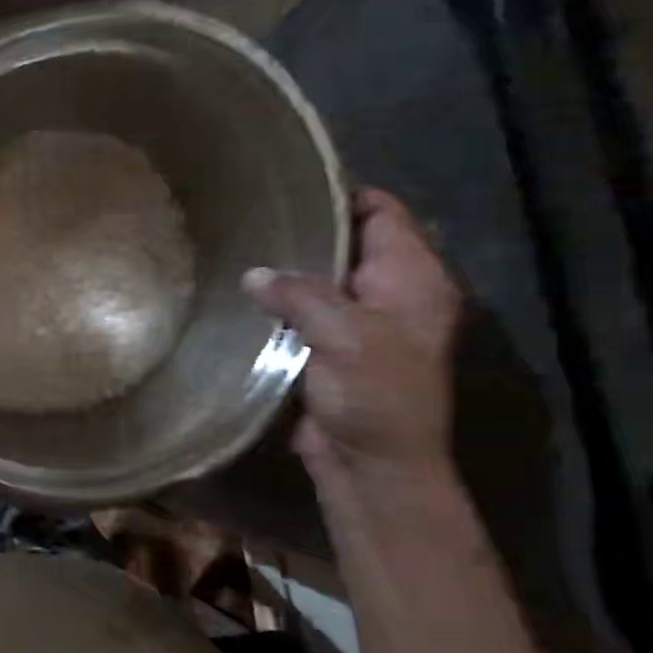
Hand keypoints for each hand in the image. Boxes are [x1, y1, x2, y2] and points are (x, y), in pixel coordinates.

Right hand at [242, 189, 461, 482]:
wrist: (371, 464)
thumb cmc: (375, 396)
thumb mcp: (346, 335)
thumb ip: (300, 295)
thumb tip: (253, 275)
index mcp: (413, 280)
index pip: (383, 214)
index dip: (342, 195)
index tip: (288, 188)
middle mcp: (390, 293)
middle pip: (349, 243)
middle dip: (307, 231)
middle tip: (252, 217)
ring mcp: (361, 322)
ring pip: (321, 278)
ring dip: (289, 269)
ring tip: (239, 248)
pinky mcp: (331, 347)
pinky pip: (304, 310)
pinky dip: (280, 301)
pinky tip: (244, 295)